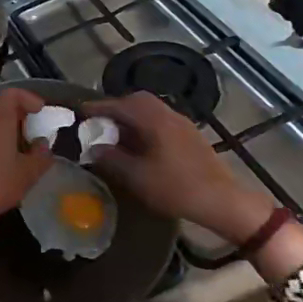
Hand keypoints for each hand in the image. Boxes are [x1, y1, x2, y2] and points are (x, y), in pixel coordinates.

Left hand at [0, 87, 53, 240]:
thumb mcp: (29, 172)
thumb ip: (41, 154)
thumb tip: (42, 144)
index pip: (12, 93)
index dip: (29, 98)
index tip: (41, 111)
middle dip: (17, 108)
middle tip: (32, 124)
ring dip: (4, 120)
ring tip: (19, 139)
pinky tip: (1, 152)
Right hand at [82, 92, 275, 244]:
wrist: (221, 200)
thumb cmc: (176, 188)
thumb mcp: (137, 176)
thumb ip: (112, 159)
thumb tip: (93, 148)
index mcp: (155, 120)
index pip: (121, 105)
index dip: (98, 107)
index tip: (80, 111)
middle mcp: (169, 115)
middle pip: (138, 101)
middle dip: (116, 108)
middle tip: (98, 122)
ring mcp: (183, 124)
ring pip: (151, 111)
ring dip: (131, 117)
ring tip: (114, 134)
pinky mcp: (190, 136)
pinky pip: (161, 121)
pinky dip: (144, 126)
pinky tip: (138, 144)